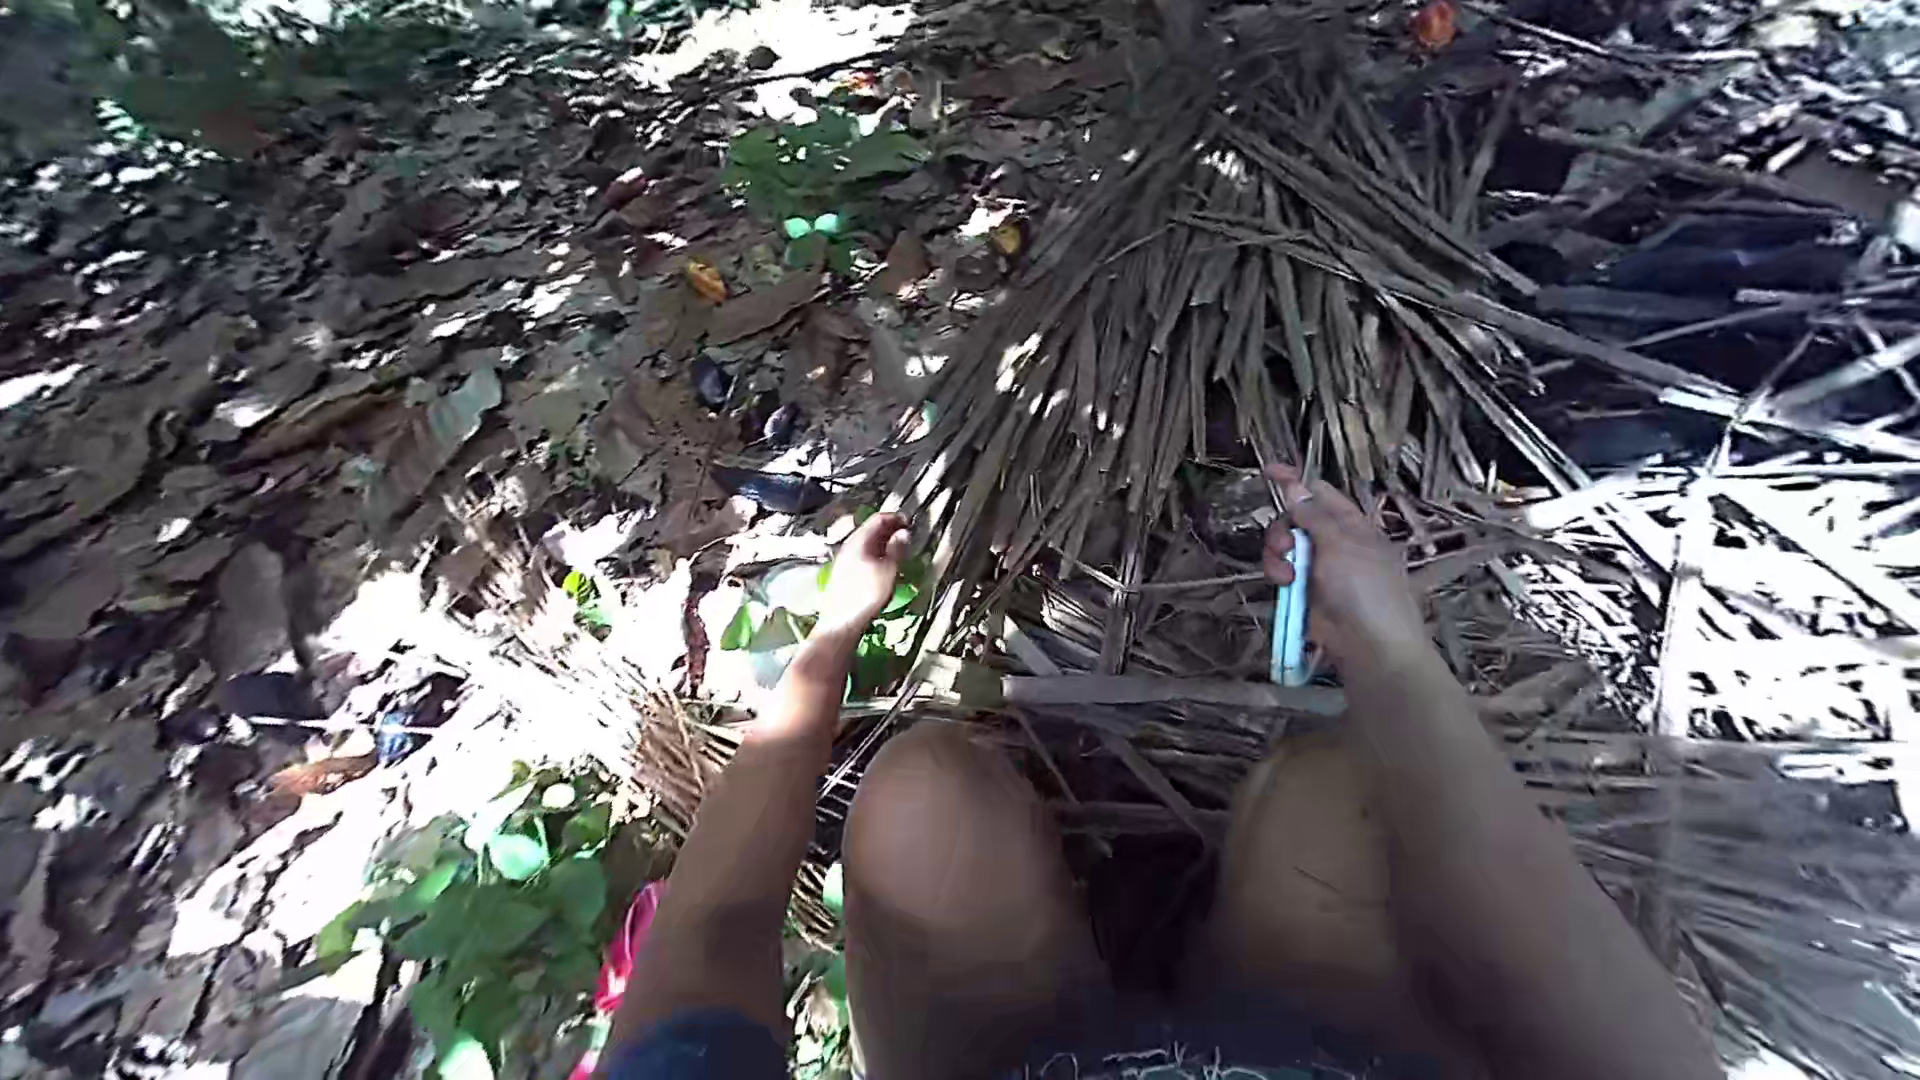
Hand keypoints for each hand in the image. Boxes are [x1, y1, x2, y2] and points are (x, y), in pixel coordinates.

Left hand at [817, 512, 909, 636]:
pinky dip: (876, 551)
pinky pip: (862, 552)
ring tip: (898, 548)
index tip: (909, 522)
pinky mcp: (844, 570)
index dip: (896, 518)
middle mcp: (850, 545)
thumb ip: (897, 548)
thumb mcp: (889, 569)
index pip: (878, 519)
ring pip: (866, 541)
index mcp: (860, 540)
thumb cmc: (868, 594)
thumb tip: (903, 533)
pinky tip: (884, 562)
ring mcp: (845, 558)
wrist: (844, 620)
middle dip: (889, 529)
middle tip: (905, 534)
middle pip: (871, 529)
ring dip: (883, 541)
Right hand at [1261, 465, 1429, 670]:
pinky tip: (1285, 584)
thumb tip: (1295, 486)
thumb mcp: (1341, 544)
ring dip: (1277, 555)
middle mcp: (1333, 541)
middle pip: (1294, 519)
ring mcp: (1316, 566)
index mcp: (1352, 525)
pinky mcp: (1302, 588)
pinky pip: (1280, 570)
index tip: (1268, 471)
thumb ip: (1313, 515)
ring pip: (1283, 545)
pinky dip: (1278, 574)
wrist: (1367, 643)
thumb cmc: (1365, 588)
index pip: (1320, 493)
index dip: (1295, 481)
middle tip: (1284, 546)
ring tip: (1286, 575)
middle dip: (1282, 529)